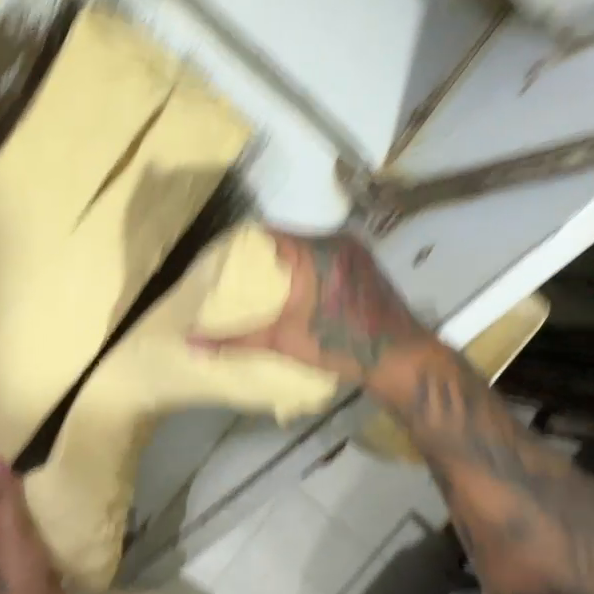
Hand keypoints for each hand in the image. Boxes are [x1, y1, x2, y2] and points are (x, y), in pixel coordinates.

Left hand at [0, 460, 66, 593]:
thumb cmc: (18, 565)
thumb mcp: (11, 525)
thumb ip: (6, 494)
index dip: (3, 472)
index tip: (21, 450)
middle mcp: (5, 534)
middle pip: (13, 504)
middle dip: (27, 486)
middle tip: (49, 463)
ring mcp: (24, 549)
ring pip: (32, 520)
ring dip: (44, 506)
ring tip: (65, 483)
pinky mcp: (43, 561)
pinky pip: (50, 538)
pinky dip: (58, 526)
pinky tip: (74, 515)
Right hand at [195, 227, 433, 381]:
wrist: (402, 360)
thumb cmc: (341, 345)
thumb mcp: (282, 342)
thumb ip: (235, 340)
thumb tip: (190, 343)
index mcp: (315, 250)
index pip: (266, 234)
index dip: (238, 246)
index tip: (216, 264)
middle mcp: (337, 242)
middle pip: (285, 241)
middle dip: (257, 259)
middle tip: (230, 278)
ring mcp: (355, 253)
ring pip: (305, 250)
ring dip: (282, 266)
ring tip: (256, 287)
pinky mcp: (364, 268)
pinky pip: (324, 259)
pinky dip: (303, 271)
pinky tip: (290, 294)